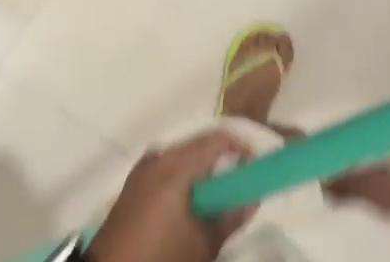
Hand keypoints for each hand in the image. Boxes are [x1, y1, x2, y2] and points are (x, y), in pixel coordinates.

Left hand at [88, 132, 255, 261]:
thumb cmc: (161, 257)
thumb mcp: (203, 245)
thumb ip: (230, 217)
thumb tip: (251, 199)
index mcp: (176, 166)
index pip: (216, 139)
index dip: (241, 148)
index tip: (256, 167)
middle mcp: (158, 157)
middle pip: (198, 145)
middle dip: (221, 161)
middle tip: (239, 186)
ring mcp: (142, 168)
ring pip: (181, 157)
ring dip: (202, 171)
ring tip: (216, 199)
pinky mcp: (133, 183)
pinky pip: (166, 168)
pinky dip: (183, 178)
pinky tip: (190, 203)